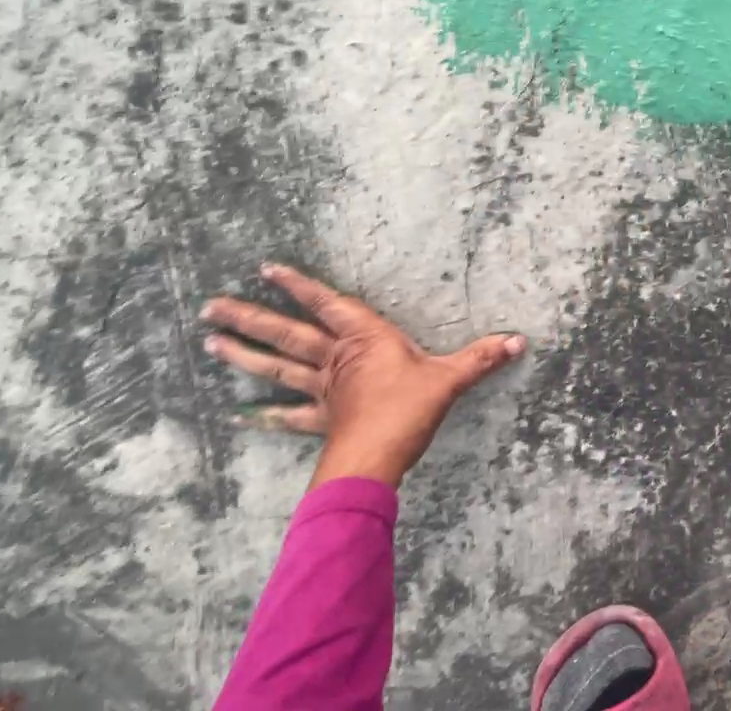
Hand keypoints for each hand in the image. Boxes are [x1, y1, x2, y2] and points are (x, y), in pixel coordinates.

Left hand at [201, 263, 526, 489]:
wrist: (374, 462)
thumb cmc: (408, 412)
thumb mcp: (451, 380)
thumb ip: (482, 358)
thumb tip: (520, 341)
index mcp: (366, 340)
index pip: (328, 305)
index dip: (299, 286)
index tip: (266, 269)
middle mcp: (338, 360)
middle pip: (288, 334)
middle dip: (250, 317)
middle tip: (211, 304)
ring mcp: (324, 392)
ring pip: (278, 368)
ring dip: (244, 354)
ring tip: (210, 340)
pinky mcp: (321, 421)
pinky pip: (288, 416)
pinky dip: (264, 414)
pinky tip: (238, 414)